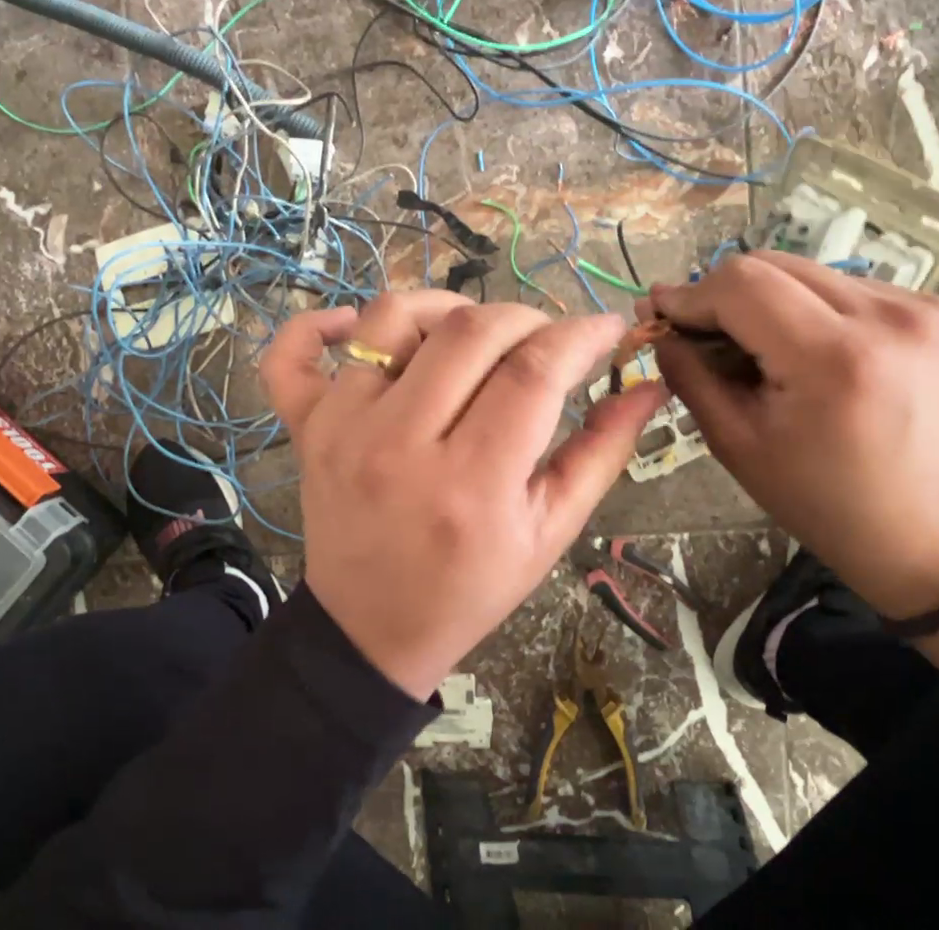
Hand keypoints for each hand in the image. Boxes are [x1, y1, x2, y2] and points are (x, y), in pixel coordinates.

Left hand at [260, 293, 668, 699]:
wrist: (370, 630)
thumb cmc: (469, 589)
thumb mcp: (548, 534)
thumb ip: (601, 454)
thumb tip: (647, 384)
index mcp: (470, 484)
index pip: (535, 371)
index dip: (583, 335)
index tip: (608, 329)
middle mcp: (398, 444)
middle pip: (470, 330)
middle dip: (527, 319)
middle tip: (546, 343)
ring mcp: (340, 429)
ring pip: (391, 317)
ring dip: (446, 308)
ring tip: (474, 336)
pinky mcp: (304, 427)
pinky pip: (291, 354)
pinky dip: (319, 324)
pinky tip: (361, 330)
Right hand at [647, 252, 938, 619]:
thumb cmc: (828, 505)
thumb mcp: (739, 446)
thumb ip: (692, 377)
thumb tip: (661, 327)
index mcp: (834, 359)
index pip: (742, 284)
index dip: (691, 294)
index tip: (663, 314)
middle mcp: (889, 317)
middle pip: (777, 265)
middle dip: (726, 296)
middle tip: (703, 334)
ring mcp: (929, 310)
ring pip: (815, 275)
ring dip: (774, 304)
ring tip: (765, 353)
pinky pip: (857, 293)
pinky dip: (821, 314)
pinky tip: (820, 358)